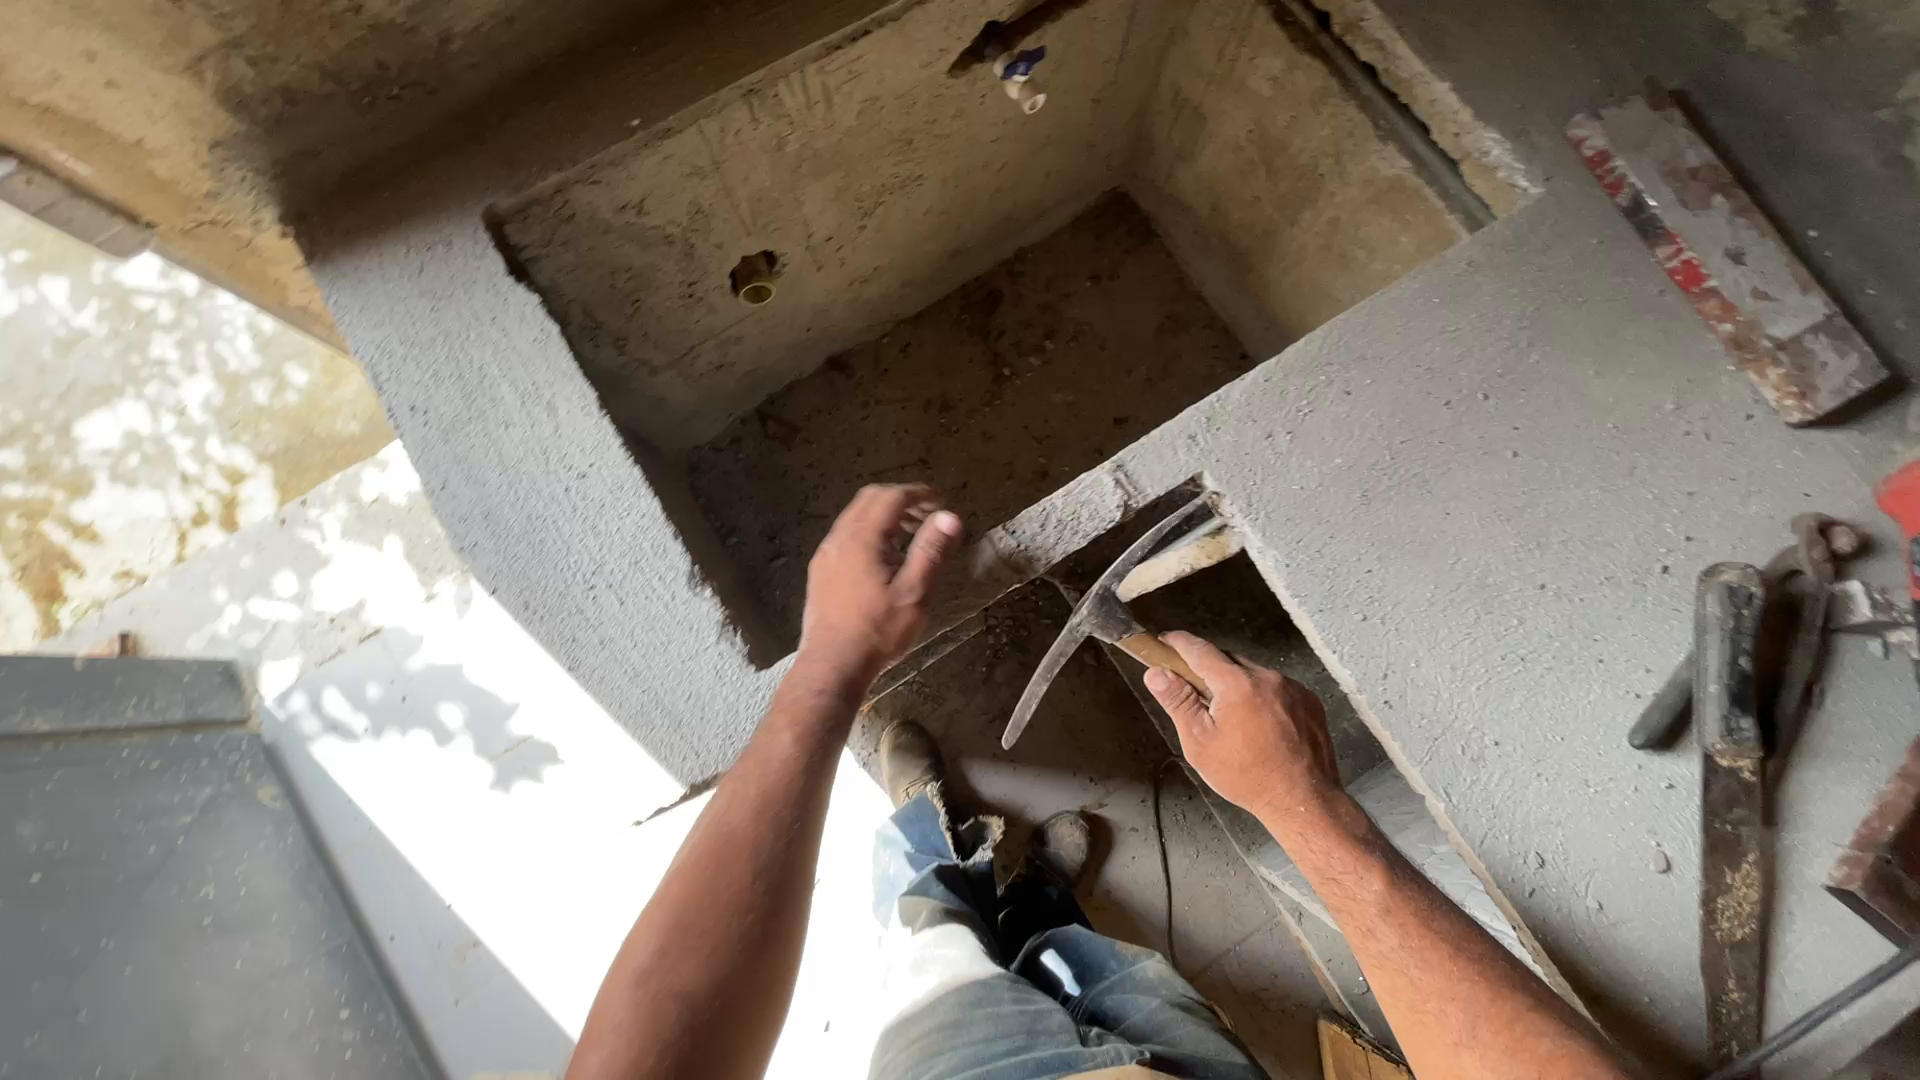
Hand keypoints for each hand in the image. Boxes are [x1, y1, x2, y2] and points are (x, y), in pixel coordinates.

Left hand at [794, 484, 963, 689]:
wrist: (832, 665)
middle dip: (900, 500)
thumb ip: (931, 552)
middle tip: (926, 514)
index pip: (890, 497)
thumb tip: (950, 517)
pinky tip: (883, 560)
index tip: (939, 500)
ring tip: (909, 536)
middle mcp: (839, 539)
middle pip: (869, 500)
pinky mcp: (820, 572)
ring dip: (883, 517)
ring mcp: (826, 555)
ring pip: (855, 518)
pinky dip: (868, 533)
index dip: (917, 494)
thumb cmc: (878, 631)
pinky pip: (845, 537)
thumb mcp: (915, 593)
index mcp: (862, 538)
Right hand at [1144, 631, 1340, 822]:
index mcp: (1236, 684)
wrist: (1303, 802)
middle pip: (1228, 660)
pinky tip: (1258, 724)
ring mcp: (1292, 688)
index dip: (1178, 642)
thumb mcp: (1199, 742)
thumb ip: (1177, 701)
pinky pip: (1276, 687)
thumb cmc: (1245, 776)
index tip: (1164, 641)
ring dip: (1236, 684)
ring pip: (1253, 673)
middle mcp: (1267, 677)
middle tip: (1194, 692)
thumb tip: (1155, 673)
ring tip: (1230, 716)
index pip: (1200, 650)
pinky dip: (1261, 696)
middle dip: (1208, 670)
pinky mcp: (1309, 701)